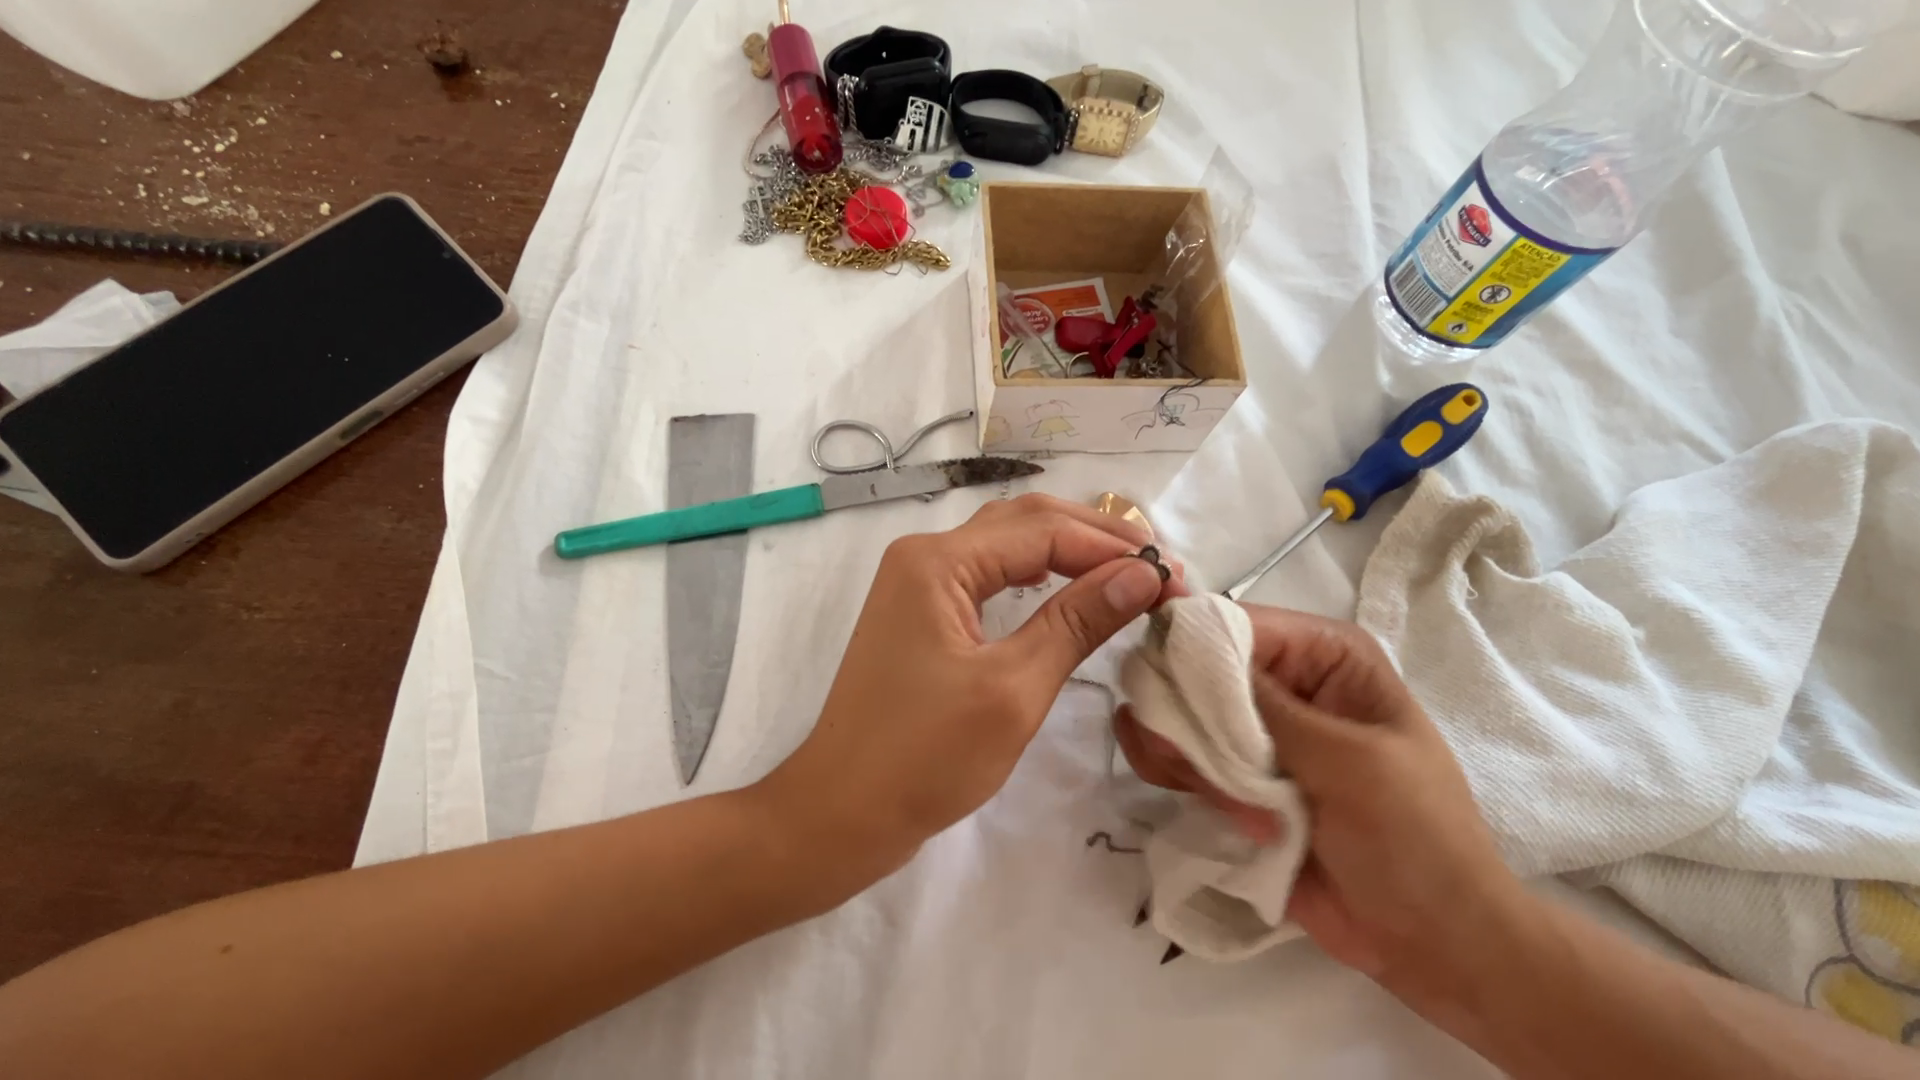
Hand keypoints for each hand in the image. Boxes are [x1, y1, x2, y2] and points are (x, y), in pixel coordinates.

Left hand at [760, 495, 1185, 893]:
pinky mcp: (920, 616)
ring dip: (1068, 551)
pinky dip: (1035, 575)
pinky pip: (987, 576)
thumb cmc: (925, 758)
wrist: (841, 814)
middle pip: (1024, 522)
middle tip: (1159, 566)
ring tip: (1127, 571)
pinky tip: (1066, 587)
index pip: (1044, 531)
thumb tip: (1142, 572)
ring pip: (1006, 545)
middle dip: (1094, 537)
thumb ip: (1077, 621)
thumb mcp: (1013, 689)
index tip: (1175, 578)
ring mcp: (917, 585)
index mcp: (938, 562)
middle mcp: (923, 557)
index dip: (1113, 549)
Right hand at [1114, 604, 1529, 1001]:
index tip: (1169, 697)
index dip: (1189, 650)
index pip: (1229, 624)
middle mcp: (1279, 682)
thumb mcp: (1350, 761)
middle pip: (1186, 668)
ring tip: (1240, 809)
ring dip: (1186, 759)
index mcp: (1322, 655)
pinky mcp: (1228, 776)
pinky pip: (1174, 757)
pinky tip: (1231, 819)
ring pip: (1171, 714)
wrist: (1429, 938)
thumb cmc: (1413, 836)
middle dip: (1182, 716)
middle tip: (1197, 766)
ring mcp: (1249, 732)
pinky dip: (1182, 781)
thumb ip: (1265, 708)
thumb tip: (1183, 650)